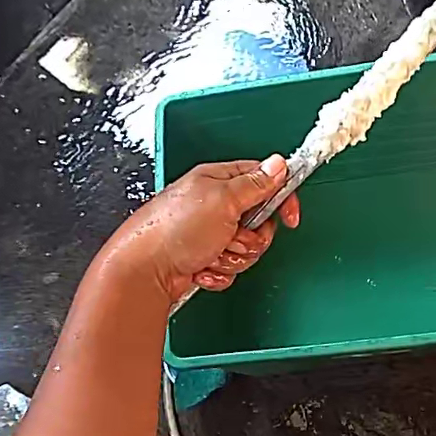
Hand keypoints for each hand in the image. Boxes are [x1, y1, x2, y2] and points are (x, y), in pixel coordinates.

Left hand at [101, 155, 300, 299]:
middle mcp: (217, 206)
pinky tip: (200, 266)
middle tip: (231, 236)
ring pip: (249, 249)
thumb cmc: (173, 230)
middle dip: (251, 238)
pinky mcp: (208, 257)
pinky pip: (233, 268)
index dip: (282, 199)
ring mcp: (212, 234)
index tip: (289, 217)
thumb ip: (256, 183)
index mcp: (220, 183)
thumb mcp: (223, 200)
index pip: (266, 182)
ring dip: (233, 256)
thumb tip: (278, 163)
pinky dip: (220, 271)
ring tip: (209, 252)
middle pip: (262, 223)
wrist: (146, 271)